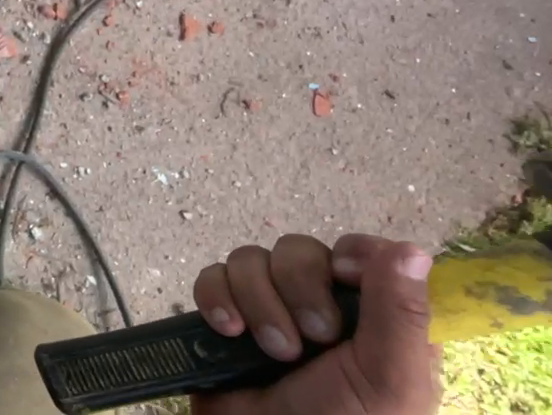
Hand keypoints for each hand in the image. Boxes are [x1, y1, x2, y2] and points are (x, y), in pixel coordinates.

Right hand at [191, 234, 440, 414]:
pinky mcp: (223, 308)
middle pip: (299, 249)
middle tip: (312, 335)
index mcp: (373, 317)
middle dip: (296, 288)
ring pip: (249, 258)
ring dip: (257, 303)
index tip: (344, 277)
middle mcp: (321, 303)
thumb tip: (413, 248)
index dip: (349, 254)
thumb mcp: (389, 378)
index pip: (362, 252)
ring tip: (270, 349)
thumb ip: (399, 313)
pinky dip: (217, 301)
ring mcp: (267, 304)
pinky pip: (211, 276)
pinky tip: (228, 331)